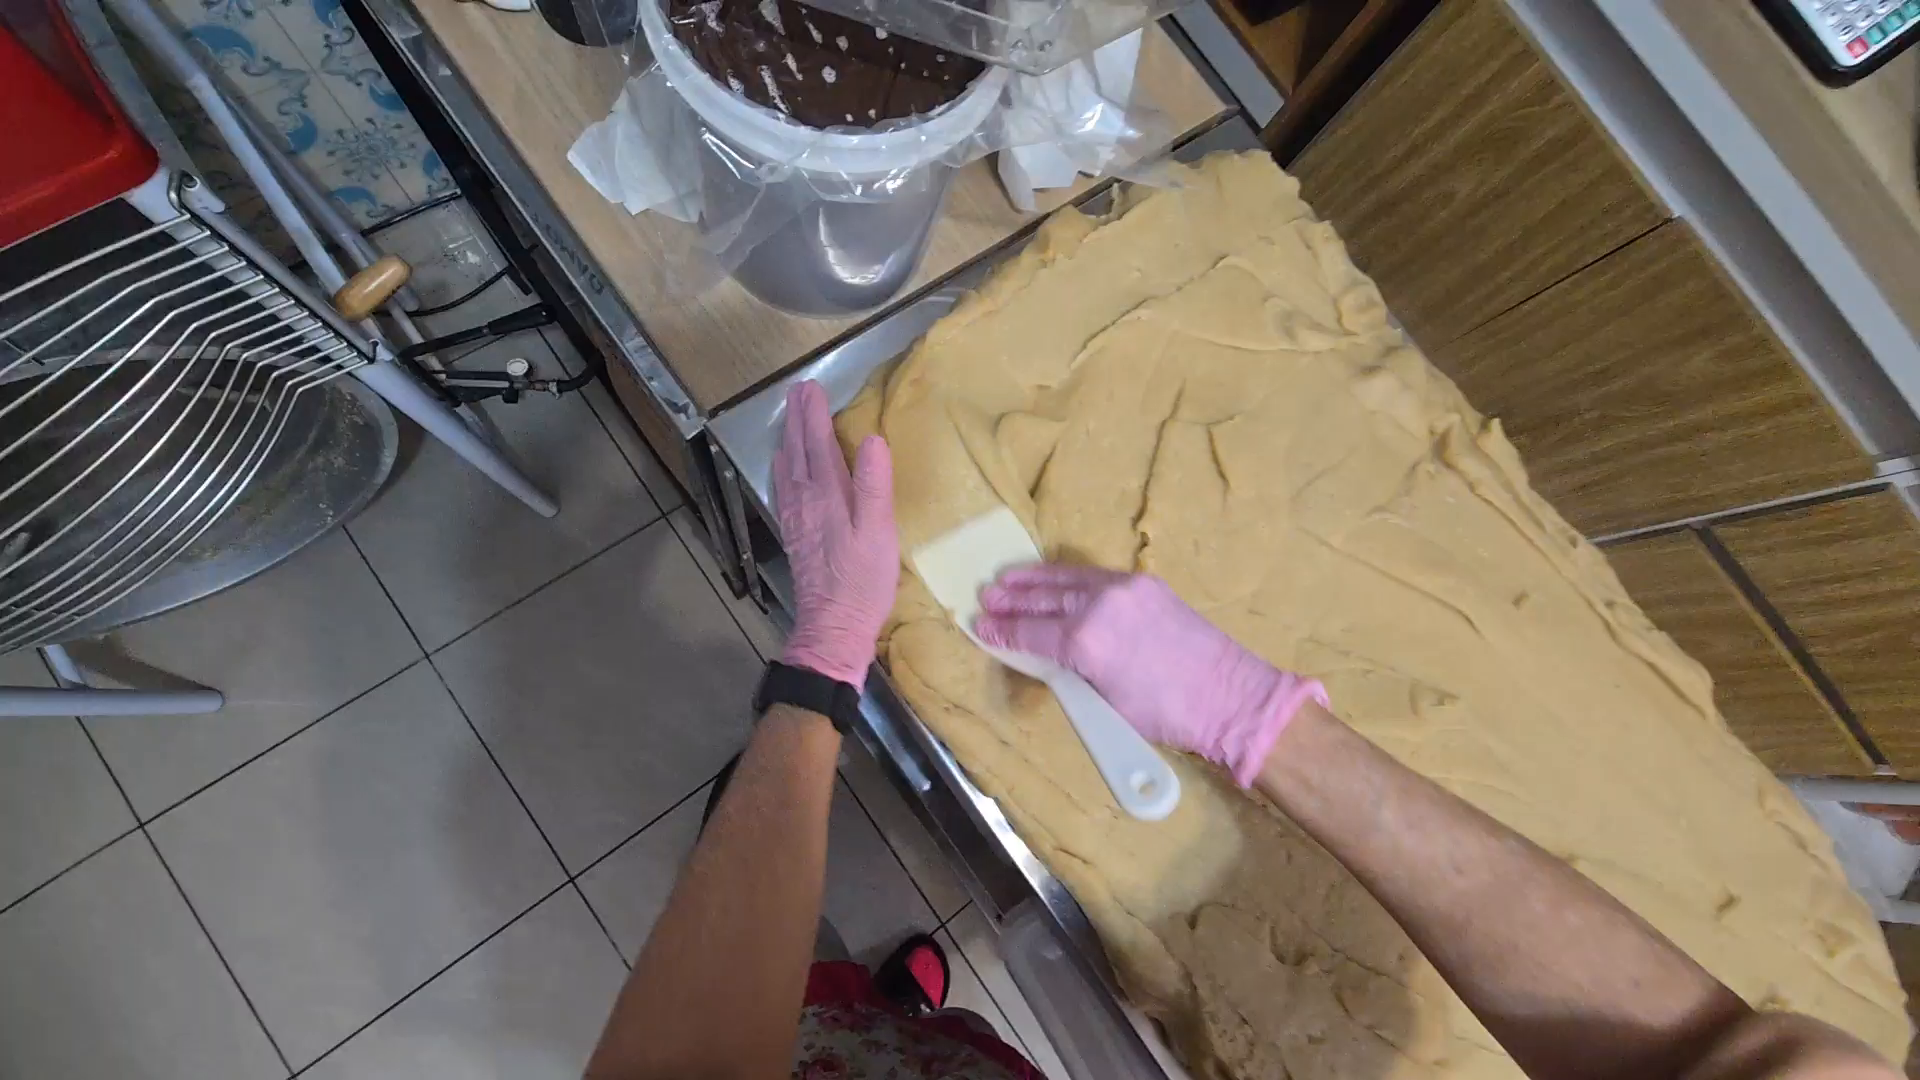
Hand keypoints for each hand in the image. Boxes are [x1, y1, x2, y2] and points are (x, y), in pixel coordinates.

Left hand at [773, 381, 897, 687]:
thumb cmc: (863, 580)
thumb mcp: (878, 532)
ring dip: (789, 438)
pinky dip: (783, 466)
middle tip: (798, 391)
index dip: (815, 414)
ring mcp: (796, 517)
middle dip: (797, 418)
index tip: (812, 387)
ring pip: (786, 467)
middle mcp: (804, 499)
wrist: (832, 624)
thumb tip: (871, 440)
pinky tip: (785, 467)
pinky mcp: (794, 533)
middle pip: (797, 450)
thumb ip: (873, 485)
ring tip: (791, 418)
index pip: (817, 444)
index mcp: (826, 494)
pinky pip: (784, 487)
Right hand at [974, 565, 1325, 786]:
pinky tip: (1052, 578)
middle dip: (1011, 598)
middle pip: (1043, 598)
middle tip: (985, 596)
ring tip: (1007, 578)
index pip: (1031, 631)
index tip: (979, 626)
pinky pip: (1092, 575)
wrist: (1231, 696)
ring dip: (1034, 579)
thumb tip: (1044, 655)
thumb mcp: (1105, 703)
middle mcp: (1100, 605)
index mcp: (1087, 641)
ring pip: (1066, 579)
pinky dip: (1065, 577)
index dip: (1002, 630)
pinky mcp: (1143, 583)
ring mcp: (1123, 589)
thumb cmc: (1166, 715)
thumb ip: (1069, 672)